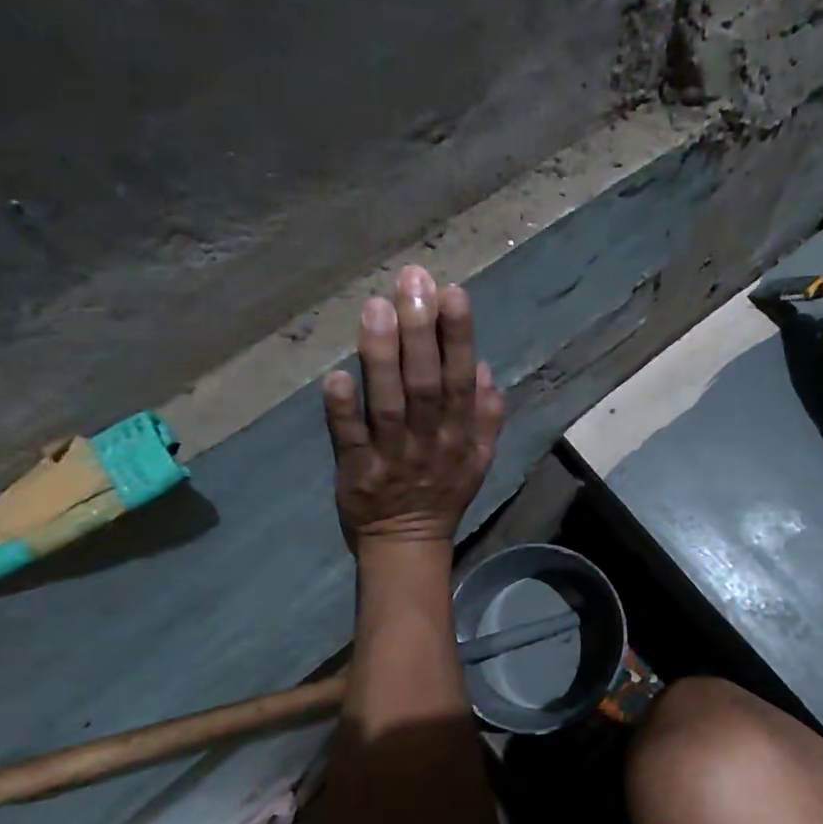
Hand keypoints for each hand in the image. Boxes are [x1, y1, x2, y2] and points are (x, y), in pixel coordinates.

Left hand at [323, 265, 505, 549]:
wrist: (408, 543)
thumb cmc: (444, 491)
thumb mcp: (480, 457)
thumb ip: (486, 415)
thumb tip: (484, 369)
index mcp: (461, 433)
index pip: (461, 378)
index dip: (458, 336)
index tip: (452, 292)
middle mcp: (432, 439)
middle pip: (427, 382)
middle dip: (422, 330)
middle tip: (412, 280)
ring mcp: (393, 455)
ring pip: (390, 403)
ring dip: (383, 357)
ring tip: (376, 308)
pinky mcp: (357, 471)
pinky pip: (349, 438)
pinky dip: (343, 409)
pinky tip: (336, 376)